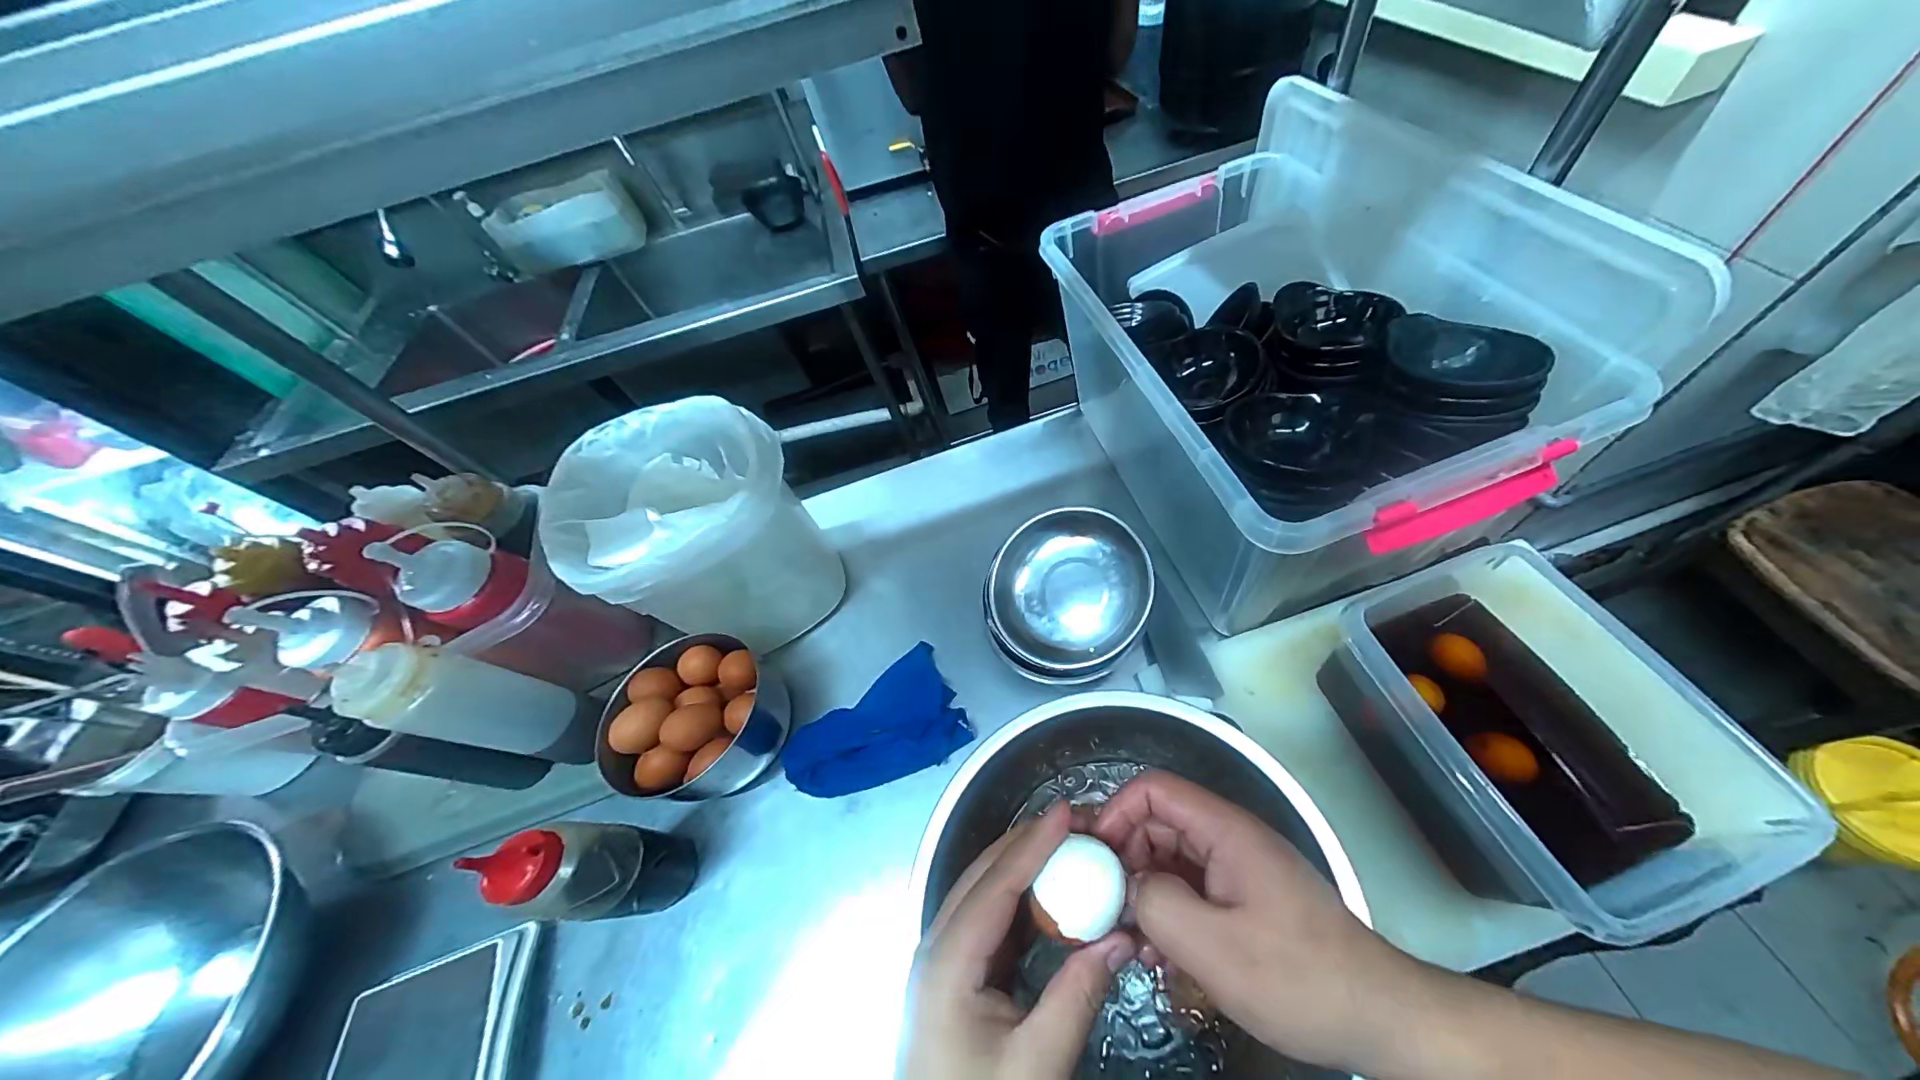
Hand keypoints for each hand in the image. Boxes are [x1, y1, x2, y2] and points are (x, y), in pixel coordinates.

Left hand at [902, 802, 1135, 1079]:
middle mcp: (937, 944)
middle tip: (1077, 824)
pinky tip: (1050, 888)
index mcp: (947, 960)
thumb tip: (1121, 938)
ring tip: (1068, 844)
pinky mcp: (953, 970)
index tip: (1066, 813)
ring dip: (1024, 863)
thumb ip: (1077, 997)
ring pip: (983, 890)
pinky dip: (1020, 894)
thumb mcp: (1035, 1064)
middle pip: (984, 876)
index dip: (1033, 844)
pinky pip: (988, 916)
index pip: (995, 884)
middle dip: (1029, 842)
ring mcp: (942, 956)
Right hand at [1093, 770, 1417, 1073]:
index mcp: (1225, 831)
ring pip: (1170, 858)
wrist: (1379, 1019)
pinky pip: (1191, 889)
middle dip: (1124, 858)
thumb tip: (1127, 887)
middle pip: (1157, 823)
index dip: (1116, 813)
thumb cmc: (1299, 978)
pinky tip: (1160, 954)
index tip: (1094, 858)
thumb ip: (1157, 904)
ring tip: (1131, 938)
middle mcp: (1229, 839)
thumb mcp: (1215, 947)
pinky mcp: (1244, 899)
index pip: (1154, 790)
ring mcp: (1237, 869)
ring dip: (1144, 892)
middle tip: (1104, 905)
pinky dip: (1168, 912)